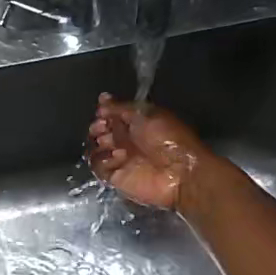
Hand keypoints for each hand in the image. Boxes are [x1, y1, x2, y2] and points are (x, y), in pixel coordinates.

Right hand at [86, 93, 216, 211]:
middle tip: (103, 128)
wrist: (180, 174)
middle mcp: (127, 141)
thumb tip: (102, 98)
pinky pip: (98, 166)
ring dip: (99, 144)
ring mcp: (120, 159)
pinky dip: (102, 160)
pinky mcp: (116, 176)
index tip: (103, 113)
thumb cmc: (167, 140)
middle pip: (100, 131)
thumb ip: (121, 107)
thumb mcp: (147, 114)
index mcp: (137, 124)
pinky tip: (116, 158)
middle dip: (98, 127)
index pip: (111, 116)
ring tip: (111, 144)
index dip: (104, 113)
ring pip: (96, 148)